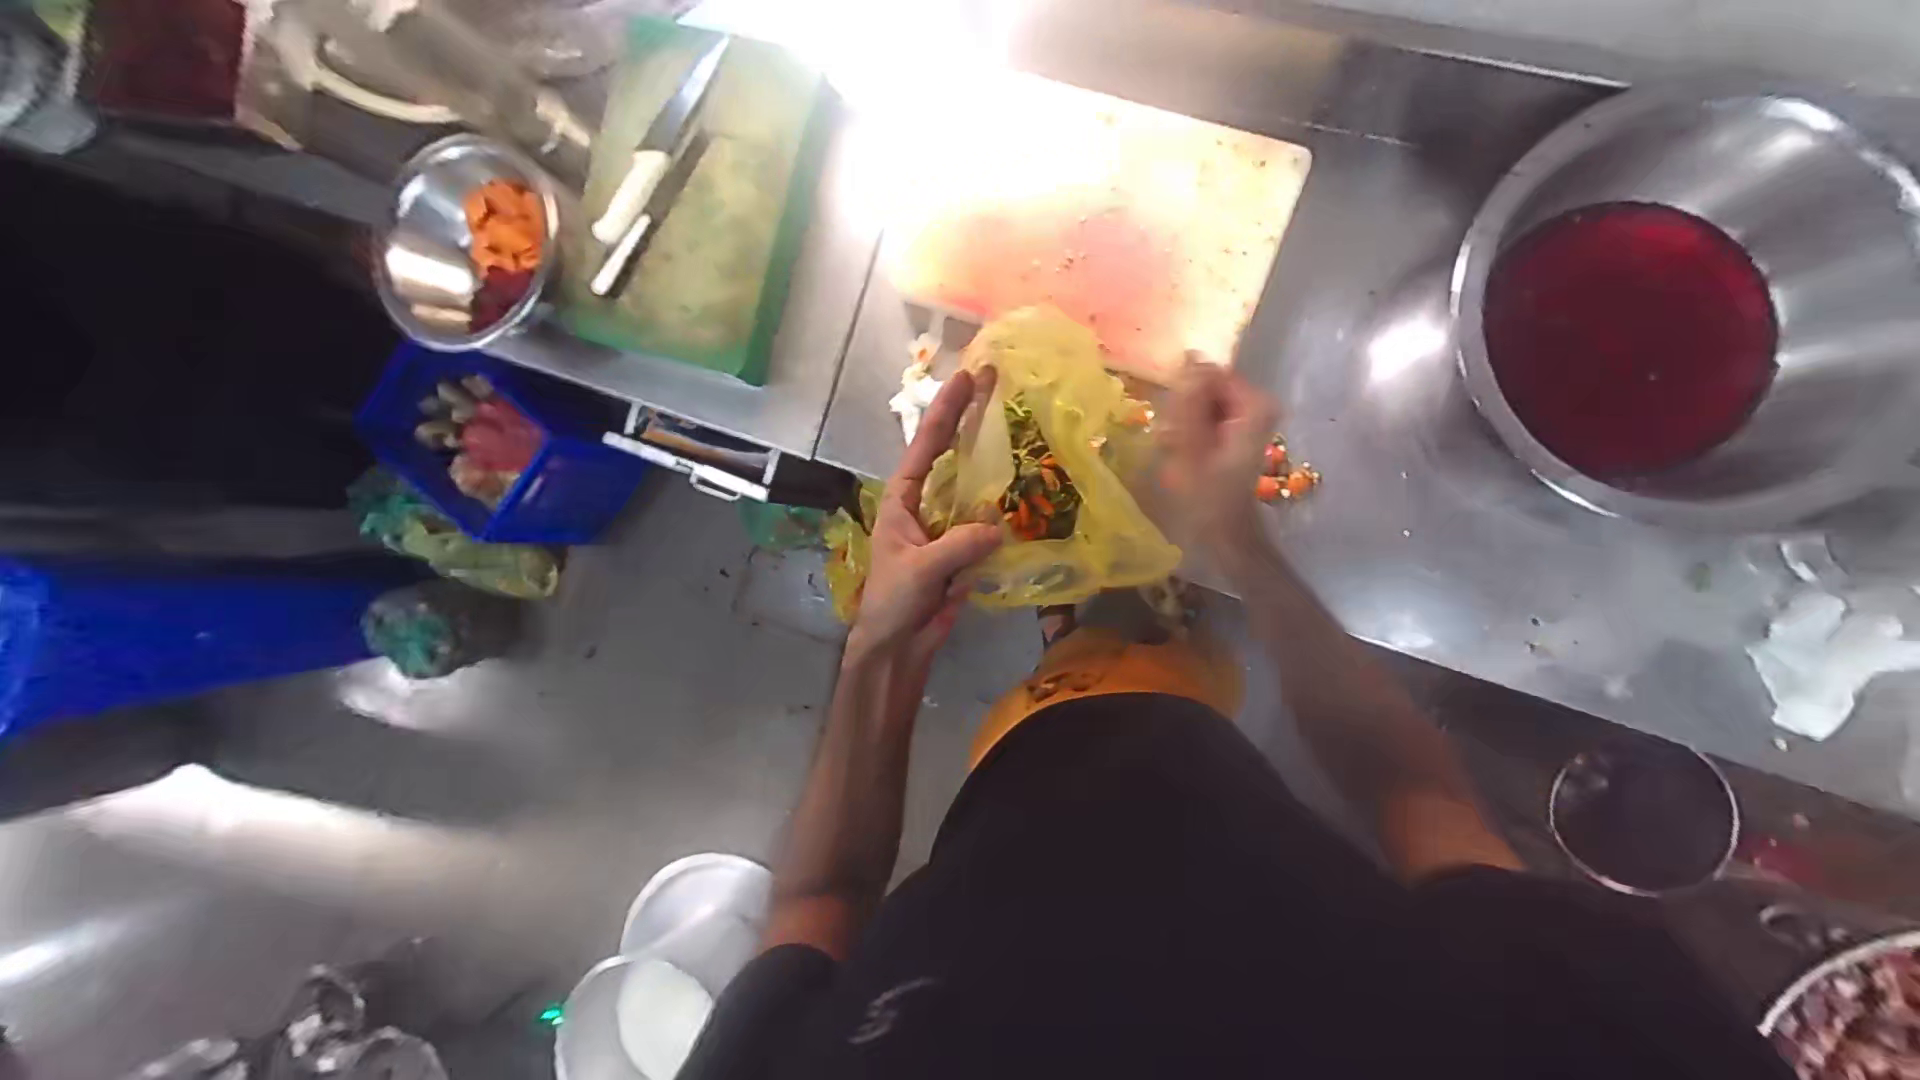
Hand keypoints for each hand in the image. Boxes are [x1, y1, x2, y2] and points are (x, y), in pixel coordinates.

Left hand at [846, 370, 1002, 667]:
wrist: (898, 643)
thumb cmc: (893, 601)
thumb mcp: (921, 570)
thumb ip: (958, 546)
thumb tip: (999, 528)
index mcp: (903, 498)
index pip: (925, 445)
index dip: (946, 411)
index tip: (966, 378)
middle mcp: (925, 502)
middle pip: (949, 454)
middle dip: (969, 419)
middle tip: (995, 382)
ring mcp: (947, 523)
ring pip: (973, 485)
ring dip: (993, 459)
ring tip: (1021, 426)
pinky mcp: (965, 547)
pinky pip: (988, 520)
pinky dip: (1006, 505)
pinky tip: (1029, 486)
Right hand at [1158, 356, 1276, 551]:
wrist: (1224, 532)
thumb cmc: (1206, 496)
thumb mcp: (1191, 446)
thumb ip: (1191, 400)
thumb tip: (1190, 355)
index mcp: (1255, 404)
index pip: (1209, 374)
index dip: (1184, 395)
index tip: (1172, 424)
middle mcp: (1258, 404)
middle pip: (1206, 387)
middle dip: (1183, 411)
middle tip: (1172, 441)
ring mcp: (1249, 417)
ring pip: (1201, 402)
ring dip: (1182, 423)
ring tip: (1176, 451)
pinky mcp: (1238, 430)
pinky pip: (1205, 416)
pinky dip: (1189, 432)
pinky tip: (1182, 453)